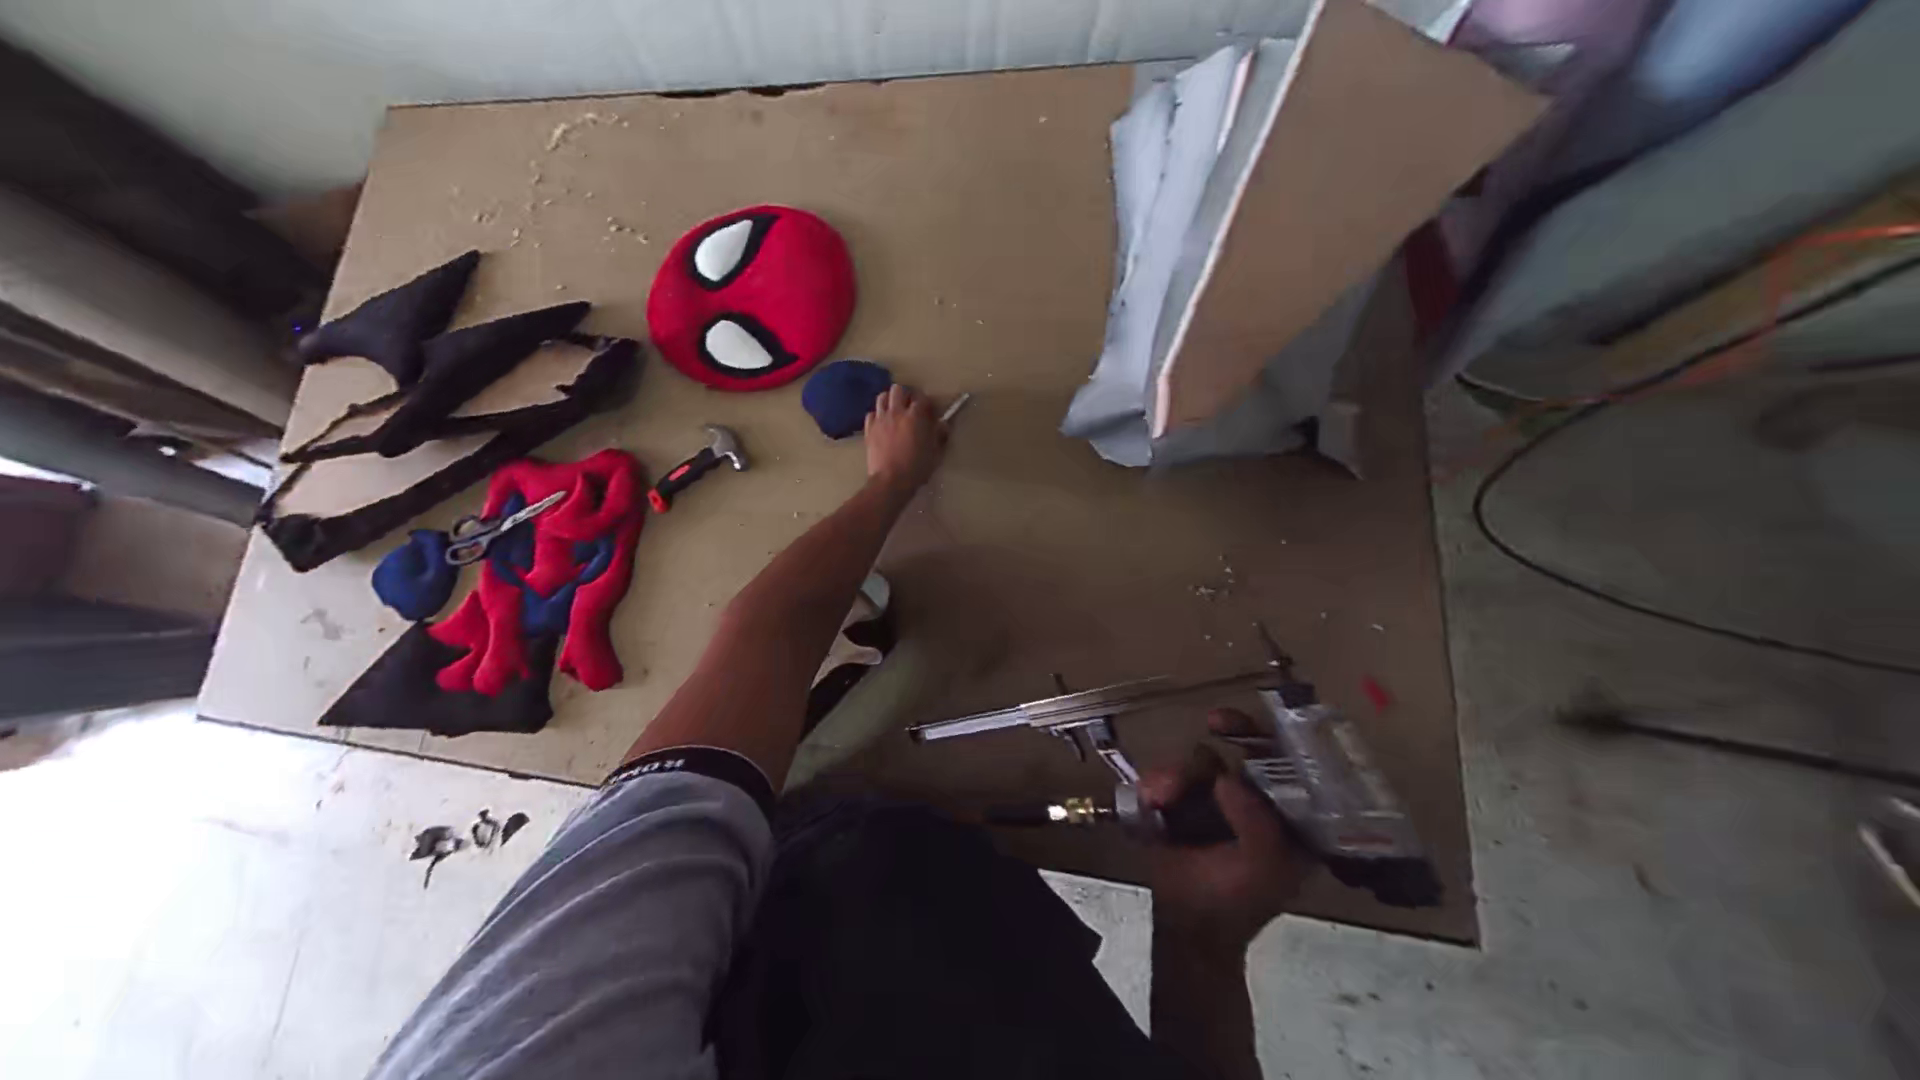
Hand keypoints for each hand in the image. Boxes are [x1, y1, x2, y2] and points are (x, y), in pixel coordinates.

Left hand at [864, 384, 946, 494]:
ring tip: (894, 411)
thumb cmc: (917, 468)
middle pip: (898, 390)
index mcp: (916, 416)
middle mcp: (897, 412)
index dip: (926, 403)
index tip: (929, 411)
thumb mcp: (935, 453)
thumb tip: (943, 425)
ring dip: (889, 401)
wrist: (891, 481)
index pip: (922, 398)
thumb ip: (940, 436)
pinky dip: (877, 416)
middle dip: (905, 395)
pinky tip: (882, 424)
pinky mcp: (869, 429)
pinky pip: (871, 414)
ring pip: (882, 397)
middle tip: (910, 407)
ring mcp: (880, 419)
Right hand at [1140, 709, 1310, 949]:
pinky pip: (1173, 773)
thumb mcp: (1261, 870)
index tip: (1276, 731)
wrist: (1183, 924)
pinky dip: (1158, 782)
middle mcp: (1261, 800)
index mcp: (1295, 818)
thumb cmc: (1234, 901)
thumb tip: (1227, 779)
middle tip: (1215, 722)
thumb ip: (1257, 826)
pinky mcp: (1185, 797)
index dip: (1287, 740)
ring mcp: (1220, 797)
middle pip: (1252, 748)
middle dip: (1235, 730)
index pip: (1299, 766)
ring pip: (1204, 759)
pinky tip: (1151, 799)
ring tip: (1161, 797)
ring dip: (1179, 774)